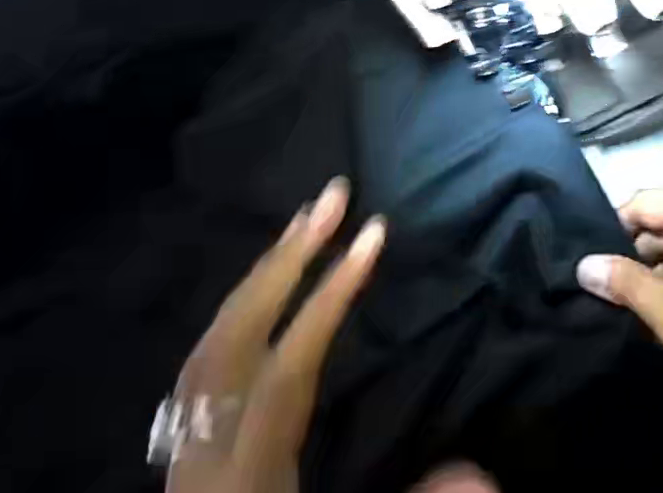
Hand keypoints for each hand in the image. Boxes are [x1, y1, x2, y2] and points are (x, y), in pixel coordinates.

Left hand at [165, 178, 383, 492]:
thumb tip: (479, 469)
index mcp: (241, 476)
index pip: (285, 369)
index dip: (328, 299)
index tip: (374, 235)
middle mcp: (201, 454)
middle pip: (231, 341)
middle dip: (284, 261)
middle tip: (331, 197)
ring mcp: (183, 448)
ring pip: (209, 344)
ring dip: (261, 274)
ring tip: (308, 220)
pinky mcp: (187, 447)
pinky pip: (205, 360)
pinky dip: (241, 308)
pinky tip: (269, 284)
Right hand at [575, 184, 662, 407]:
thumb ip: (624, 282)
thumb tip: (583, 265)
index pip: (638, 203)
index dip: (608, 235)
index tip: (584, 271)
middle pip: (657, 220)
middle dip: (630, 255)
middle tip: (598, 294)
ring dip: (654, 271)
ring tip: (622, 307)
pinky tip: (659, 309)